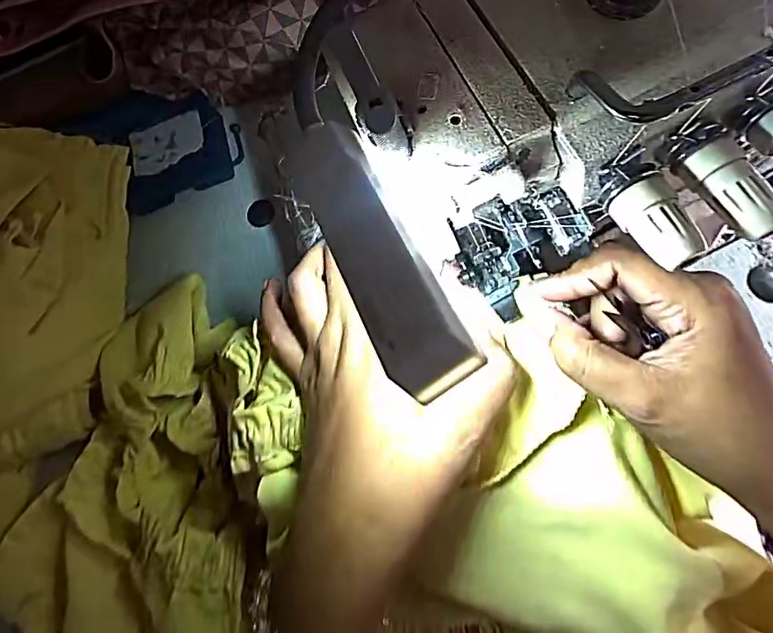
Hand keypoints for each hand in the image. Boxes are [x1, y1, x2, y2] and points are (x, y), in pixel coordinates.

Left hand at [261, 243, 515, 550]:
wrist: (346, 549)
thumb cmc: (396, 491)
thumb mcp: (458, 434)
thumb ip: (490, 377)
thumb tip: (501, 331)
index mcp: (360, 352)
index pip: (349, 277)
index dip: (361, 242)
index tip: (383, 223)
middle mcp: (328, 353)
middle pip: (315, 281)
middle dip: (334, 247)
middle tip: (360, 233)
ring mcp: (311, 374)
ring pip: (293, 305)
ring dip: (304, 270)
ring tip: (321, 249)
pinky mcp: (306, 395)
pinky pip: (279, 343)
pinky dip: (273, 313)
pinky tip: (271, 296)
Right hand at [534, 243, 772, 508]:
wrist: (771, 463)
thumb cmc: (728, 435)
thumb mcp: (643, 401)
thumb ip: (588, 362)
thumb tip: (553, 332)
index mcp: (696, 297)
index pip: (618, 262)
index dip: (575, 279)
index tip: (546, 296)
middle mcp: (701, 287)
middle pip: (620, 278)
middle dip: (603, 319)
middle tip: (613, 358)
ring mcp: (701, 301)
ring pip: (628, 295)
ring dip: (617, 331)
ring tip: (635, 368)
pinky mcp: (697, 316)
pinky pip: (644, 310)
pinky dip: (632, 336)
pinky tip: (644, 364)